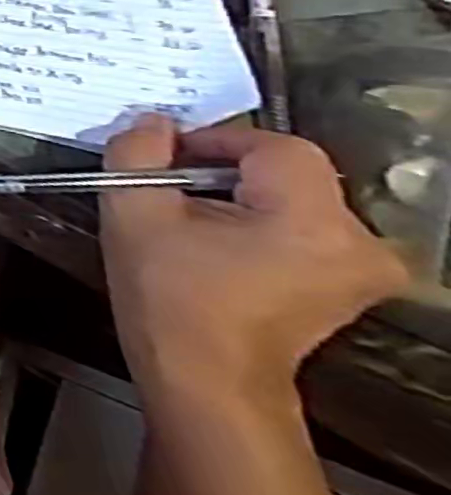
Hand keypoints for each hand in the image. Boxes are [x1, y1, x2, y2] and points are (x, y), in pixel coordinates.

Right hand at [100, 116, 406, 403]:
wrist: (201, 371)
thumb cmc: (167, 291)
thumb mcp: (132, 211)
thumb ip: (137, 152)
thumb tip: (154, 122)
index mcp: (313, 224)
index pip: (277, 148)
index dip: (216, 139)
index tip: (168, 152)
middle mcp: (360, 243)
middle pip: (289, 171)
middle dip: (223, 166)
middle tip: (168, 179)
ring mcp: (363, 267)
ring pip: (293, 195)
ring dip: (237, 190)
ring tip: (185, 210)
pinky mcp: (350, 281)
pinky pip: (302, 223)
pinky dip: (256, 215)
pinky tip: (213, 234)